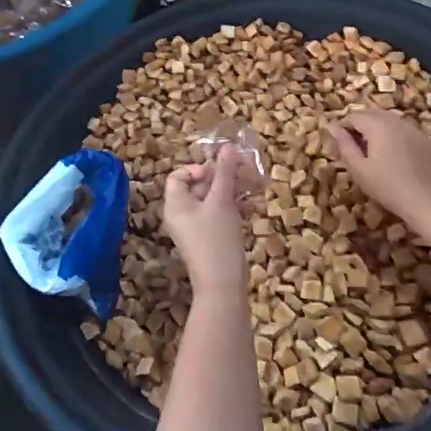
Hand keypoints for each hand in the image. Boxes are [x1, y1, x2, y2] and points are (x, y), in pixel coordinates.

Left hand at [162, 144, 249, 296]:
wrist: (222, 285)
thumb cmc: (216, 238)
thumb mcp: (222, 201)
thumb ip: (225, 172)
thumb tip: (229, 145)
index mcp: (175, 204)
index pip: (178, 176)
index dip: (197, 168)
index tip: (217, 171)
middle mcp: (182, 214)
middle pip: (199, 186)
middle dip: (223, 177)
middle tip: (246, 171)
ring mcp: (196, 228)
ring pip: (213, 200)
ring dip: (233, 191)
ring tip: (255, 187)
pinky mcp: (210, 239)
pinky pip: (219, 216)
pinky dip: (234, 208)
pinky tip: (252, 208)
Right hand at [328, 109, 430, 222]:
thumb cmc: (390, 187)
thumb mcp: (360, 169)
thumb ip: (344, 145)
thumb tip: (332, 127)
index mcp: (378, 124)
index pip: (354, 116)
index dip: (343, 128)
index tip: (340, 145)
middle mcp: (397, 120)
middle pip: (372, 114)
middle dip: (360, 126)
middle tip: (355, 149)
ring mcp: (415, 129)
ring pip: (390, 121)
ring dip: (377, 130)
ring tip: (374, 153)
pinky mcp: (427, 140)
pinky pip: (404, 131)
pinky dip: (394, 137)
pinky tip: (395, 158)